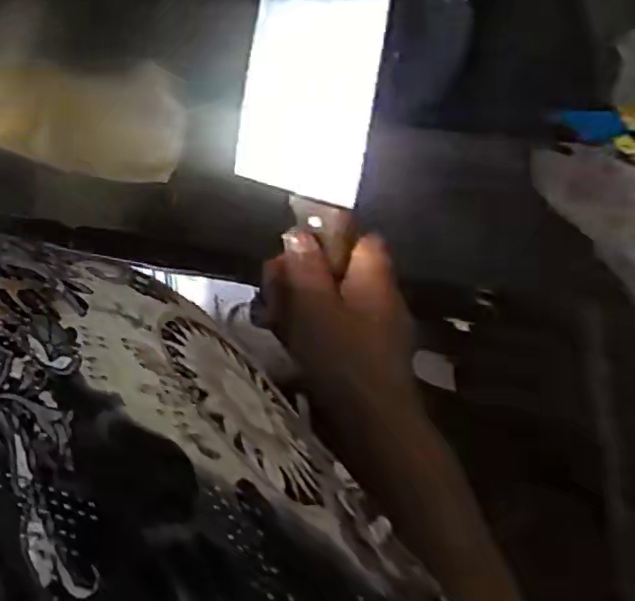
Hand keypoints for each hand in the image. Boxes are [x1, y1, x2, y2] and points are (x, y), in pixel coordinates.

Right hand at [262, 230, 420, 421]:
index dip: (329, 234)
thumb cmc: (340, 353)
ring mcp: (371, 324)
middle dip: (297, 269)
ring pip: (324, 292)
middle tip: (273, 286)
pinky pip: (326, 317)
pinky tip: (283, 332)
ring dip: (293, 296)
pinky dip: (302, 318)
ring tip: (273, 314)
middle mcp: (378, 298)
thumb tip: (298, 232)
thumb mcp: (312, 302)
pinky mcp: (358, 344)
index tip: (293, 242)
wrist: (368, 418)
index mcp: (373, 283)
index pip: (362, 241)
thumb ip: (305, 265)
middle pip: (334, 266)